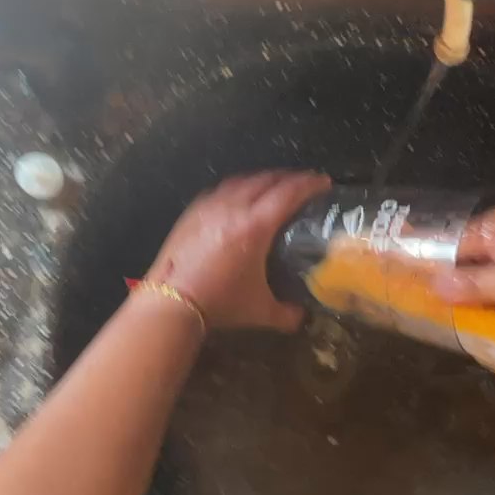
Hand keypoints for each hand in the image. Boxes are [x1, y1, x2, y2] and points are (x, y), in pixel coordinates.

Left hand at [146, 171, 331, 330]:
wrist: (171, 302)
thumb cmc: (220, 303)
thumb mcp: (260, 311)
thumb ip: (286, 314)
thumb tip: (301, 316)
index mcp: (255, 227)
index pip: (288, 194)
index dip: (309, 184)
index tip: (324, 182)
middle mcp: (233, 208)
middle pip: (266, 180)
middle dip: (289, 178)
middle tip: (303, 183)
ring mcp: (209, 207)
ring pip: (242, 181)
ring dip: (262, 179)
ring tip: (273, 186)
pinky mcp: (192, 213)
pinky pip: (220, 190)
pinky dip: (238, 188)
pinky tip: (239, 197)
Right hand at [430, 208, 494, 326]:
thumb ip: (472, 287)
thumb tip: (431, 286)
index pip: (446, 246)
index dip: (424, 267)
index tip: (401, 286)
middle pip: (465, 260)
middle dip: (449, 286)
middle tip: (424, 313)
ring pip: (486, 274)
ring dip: (475, 297)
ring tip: (451, 321)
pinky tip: (490, 320)